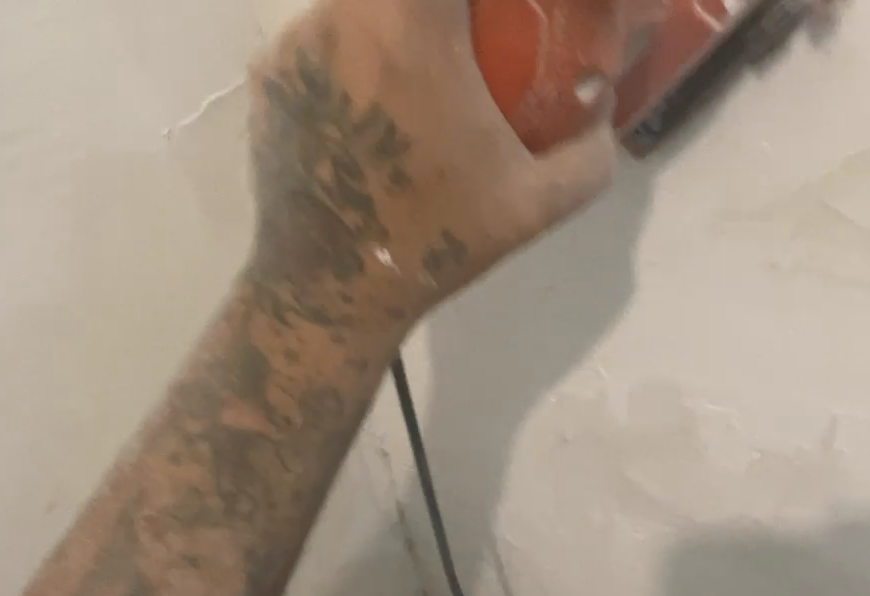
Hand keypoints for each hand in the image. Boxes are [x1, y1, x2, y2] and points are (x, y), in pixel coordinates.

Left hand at [244, 0, 618, 340]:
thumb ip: (586, 158)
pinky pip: (318, 43)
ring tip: (409, 92)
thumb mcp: (530, 209)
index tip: (485, 20)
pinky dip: (347, 65)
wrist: (333, 293)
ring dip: (387, 32)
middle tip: (457, 51)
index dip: (467, 1)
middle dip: (432, 14)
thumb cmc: (435, 246)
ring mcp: (295, 44)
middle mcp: (342, 13)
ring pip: (356, 6)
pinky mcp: (268, 78)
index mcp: (411, 26)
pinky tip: (366, 121)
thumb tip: (601, 114)